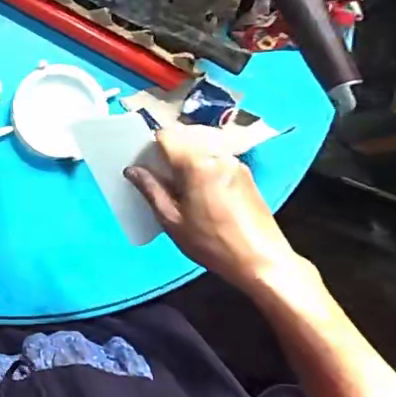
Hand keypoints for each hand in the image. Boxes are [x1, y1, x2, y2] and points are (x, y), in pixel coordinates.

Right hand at [125, 125, 300, 282]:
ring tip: (182, 185)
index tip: (146, 164)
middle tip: (162, 177)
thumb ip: (151, 190)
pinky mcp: (246, 173)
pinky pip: (216, 157)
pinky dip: (203, 164)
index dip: (151, 146)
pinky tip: (202, 190)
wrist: (263, 261)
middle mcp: (218, 156)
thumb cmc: (212, 243)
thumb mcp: (172, 221)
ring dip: (187, 157)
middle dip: (169, 150)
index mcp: (197, 165)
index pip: (167, 135)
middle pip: (185, 137)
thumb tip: (132, 170)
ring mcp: (235, 163)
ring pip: (202, 146)